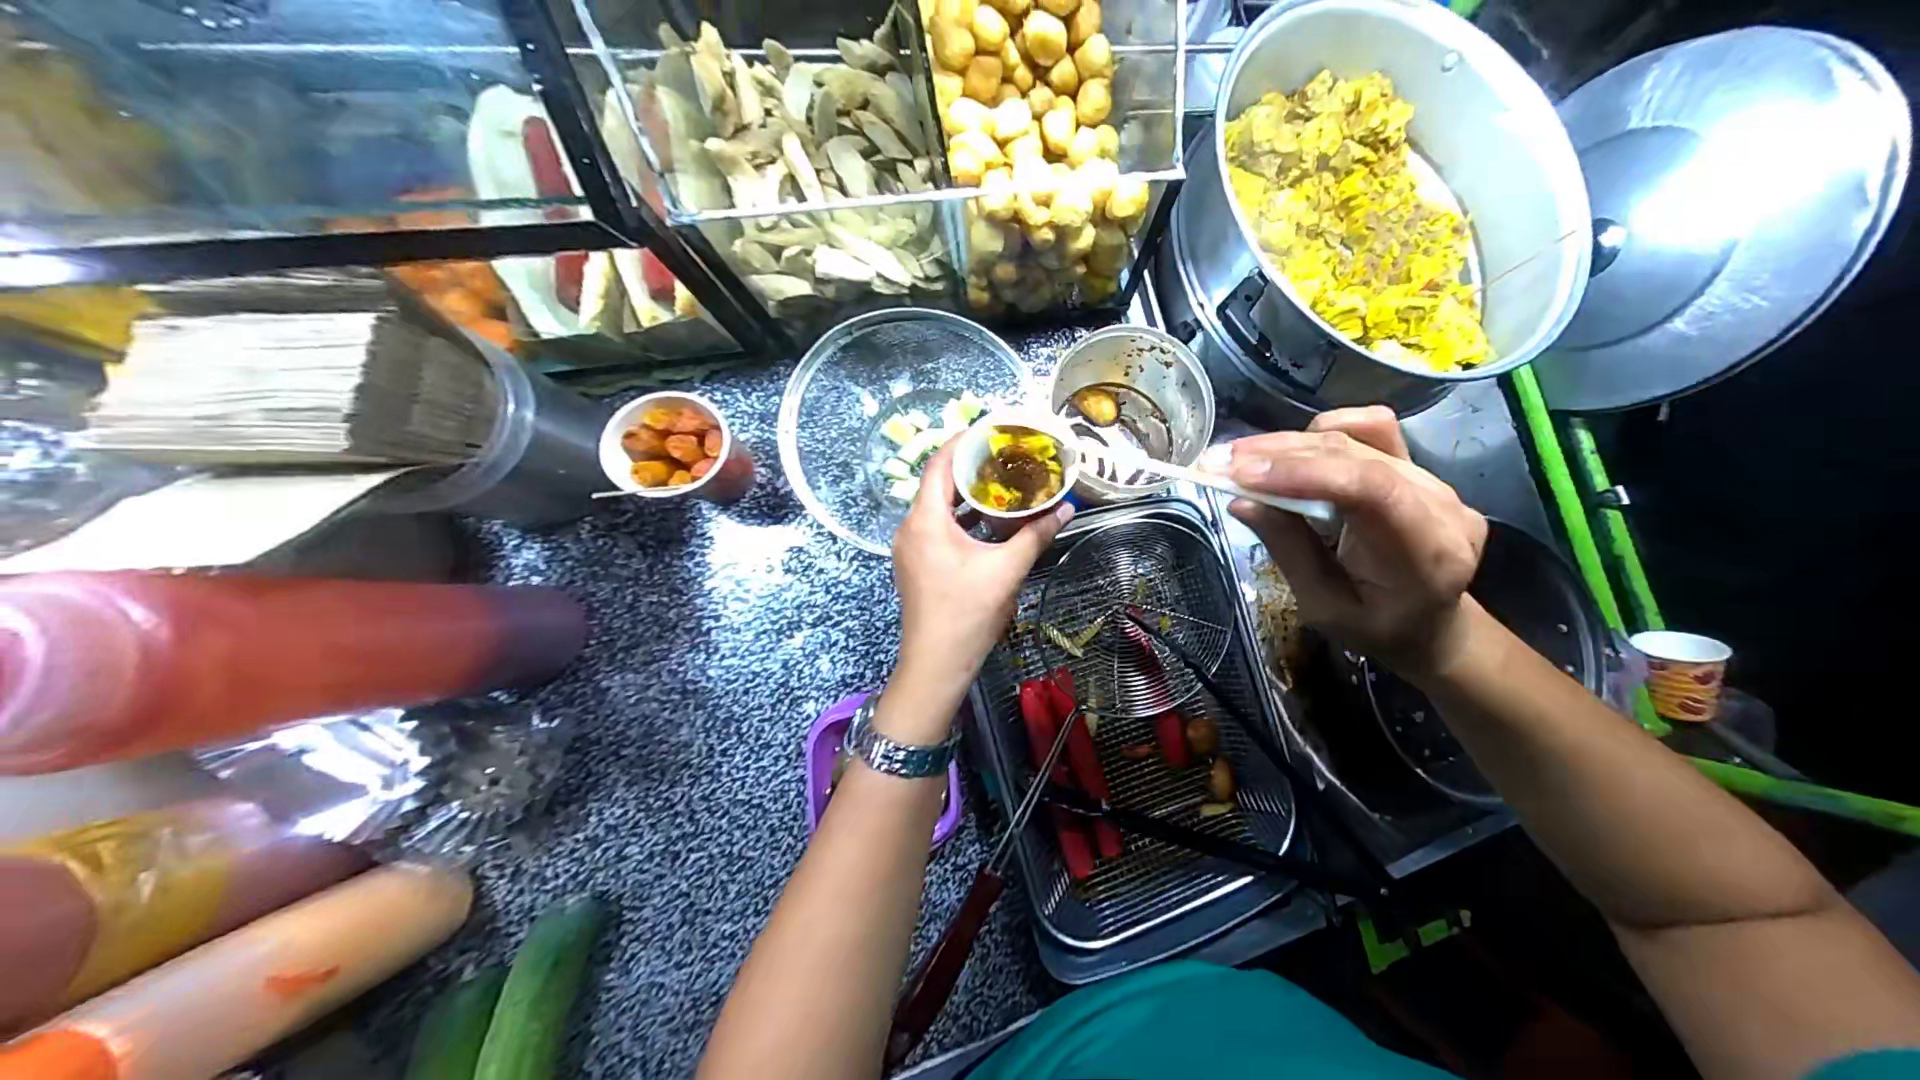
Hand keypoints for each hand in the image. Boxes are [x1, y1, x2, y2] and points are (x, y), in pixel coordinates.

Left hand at [884, 441, 1072, 739]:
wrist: (936, 663)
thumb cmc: (968, 614)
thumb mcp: (1007, 570)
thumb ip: (1036, 535)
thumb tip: (1066, 509)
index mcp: (926, 521)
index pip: (939, 464)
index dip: (964, 442)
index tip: (991, 430)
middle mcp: (911, 528)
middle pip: (937, 484)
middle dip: (970, 468)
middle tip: (1004, 454)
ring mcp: (911, 548)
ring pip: (938, 508)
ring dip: (967, 496)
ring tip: (1002, 483)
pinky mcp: (916, 564)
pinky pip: (937, 528)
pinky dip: (961, 519)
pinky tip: (989, 521)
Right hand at [1223, 406, 1486, 677]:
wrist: (1430, 624)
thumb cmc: (1377, 628)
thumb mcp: (1324, 607)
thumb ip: (1289, 551)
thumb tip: (1241, 502)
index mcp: (1427, 552)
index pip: (1370, 489)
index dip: (1303, 473)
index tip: (1240, 475)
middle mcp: (1439, 503)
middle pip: (1354, 455)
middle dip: (1278, 455)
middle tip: (1214, 464)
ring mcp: (1431, 478)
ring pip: (1354, 436)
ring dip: (1288, 444)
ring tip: (1236, 458)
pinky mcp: (1414, 465)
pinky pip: (1368, 429)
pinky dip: (1319, 436)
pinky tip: (1285, 454)